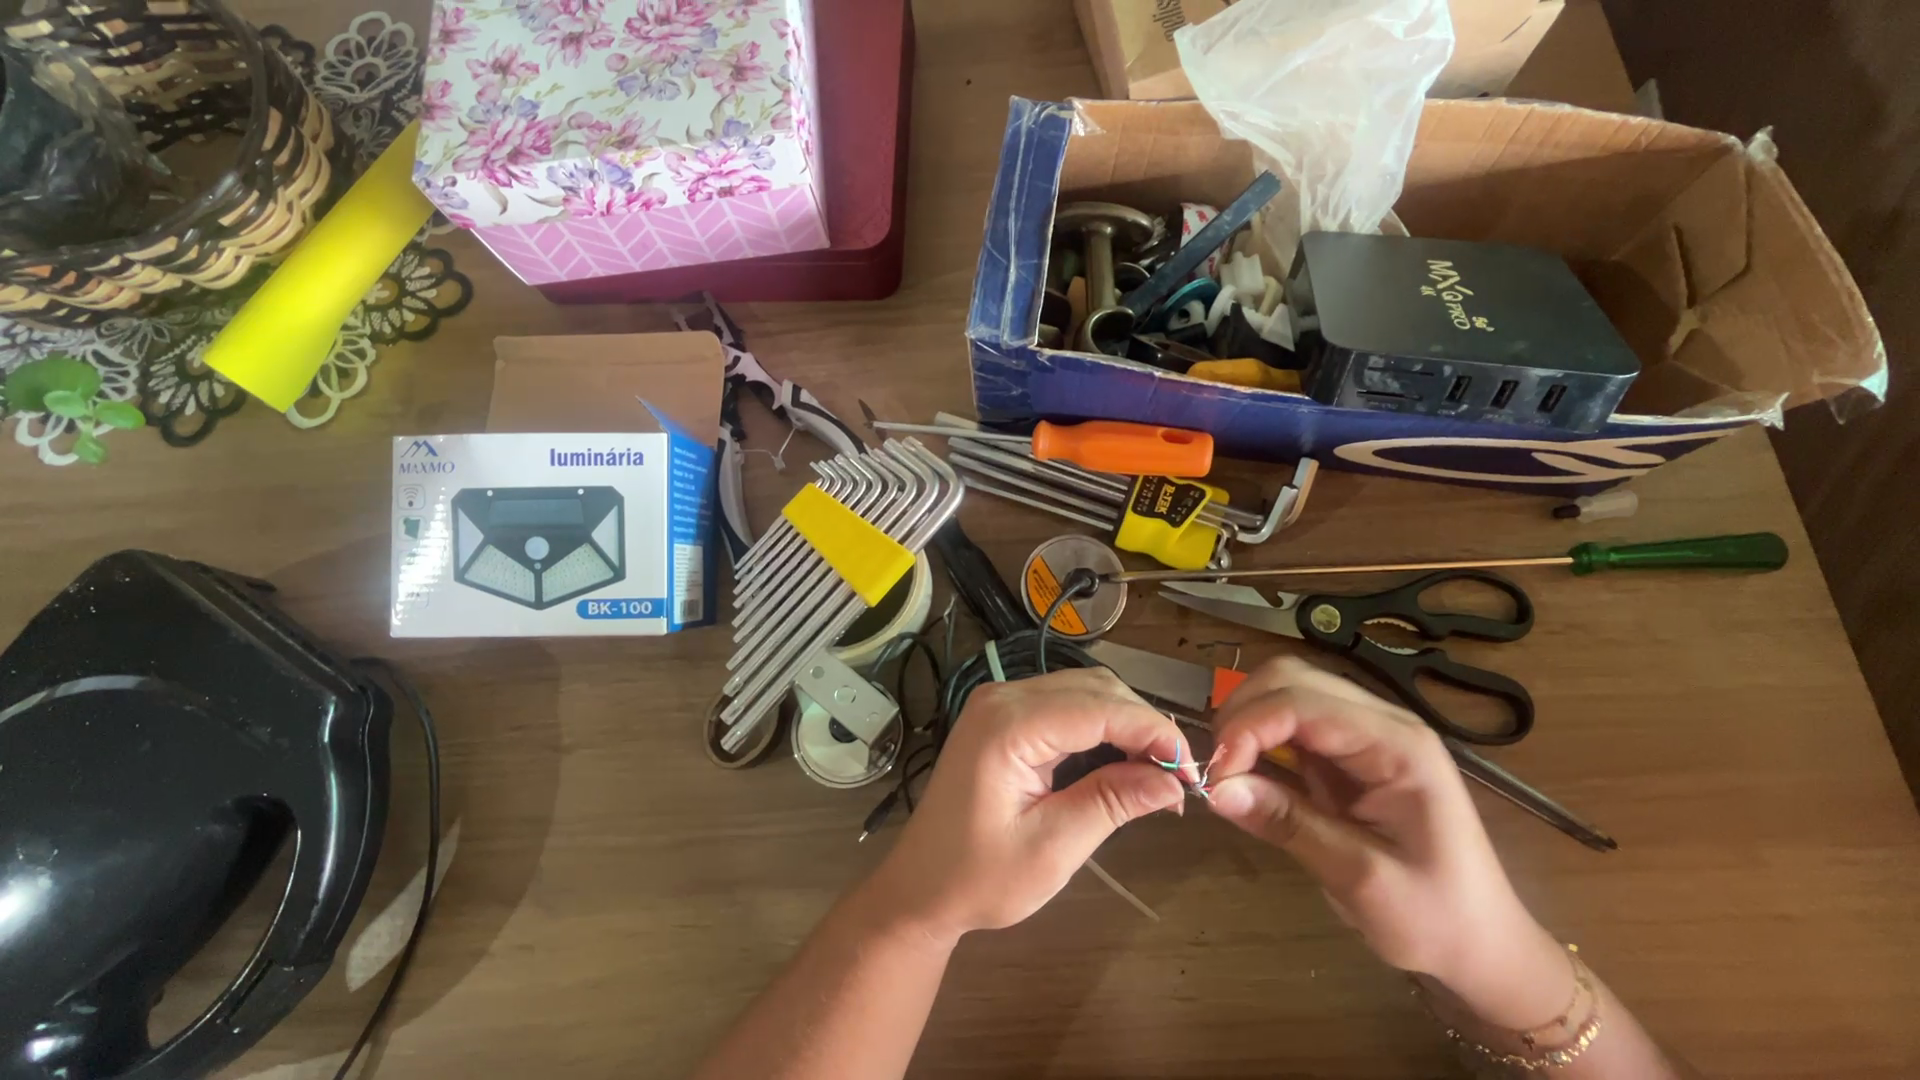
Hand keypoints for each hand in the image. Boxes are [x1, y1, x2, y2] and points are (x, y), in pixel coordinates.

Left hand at [866, 668, 1190, 945]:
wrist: (921, 886)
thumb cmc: (978, 877)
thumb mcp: (1051, 848)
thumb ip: (1112, 802)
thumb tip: (1174, 782)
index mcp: (1007, 725)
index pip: (1100, 708)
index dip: (1155, 733)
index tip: (1194, 772)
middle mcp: (1003, 698)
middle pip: (1096, 689)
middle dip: (1145, 725)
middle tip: (1180, 778)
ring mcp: (1001, 703)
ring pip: (1086, 691)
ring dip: (1128, 723)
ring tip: (1159, 771)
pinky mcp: (1005, 716)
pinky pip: (1067, 705)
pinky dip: (1103, 726)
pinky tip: (1125, 759)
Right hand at [1204, 658, 1569, 1022]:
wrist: (1482, 946)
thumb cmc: (1435, 917)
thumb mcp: (1360, 878)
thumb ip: (1288, 824)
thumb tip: (1215, 789)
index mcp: (1398, 746)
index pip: (1303, 703)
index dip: (1248, 728)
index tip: (1215, 776)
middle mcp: (1382, 724)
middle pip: (1291, 679)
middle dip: (1242, 714)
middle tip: (1218, 771)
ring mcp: (1365, 735)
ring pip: (1286, 691)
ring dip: (1246, 721)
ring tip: (1229, 772)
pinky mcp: (1348, 754)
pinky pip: (1291, 724)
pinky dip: (1258, 739)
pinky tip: (1248, 774)